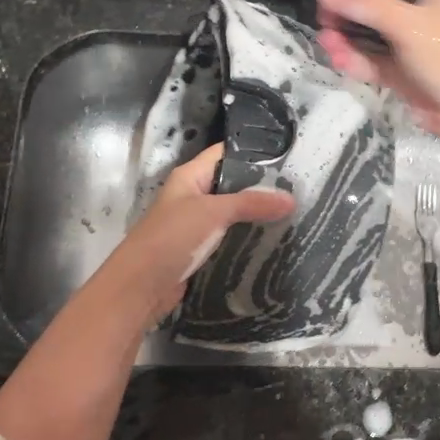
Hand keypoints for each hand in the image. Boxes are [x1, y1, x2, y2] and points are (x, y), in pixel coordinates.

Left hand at [103, 144, 295, 323]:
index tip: (288, 157)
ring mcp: (195, 225)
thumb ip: (252, 202)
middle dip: (260, 187)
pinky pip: (227, 239)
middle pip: (231, 185)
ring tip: (292, 214)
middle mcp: (192, 196)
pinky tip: (271, 241)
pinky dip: (245, 239)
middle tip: (298, 189)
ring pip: (231, 214)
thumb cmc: (172, 238)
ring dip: (255, 215)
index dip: (253, 153)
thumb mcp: (213, 212)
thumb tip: (291, 200)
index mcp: (189, 177)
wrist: (141, 287)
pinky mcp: (199, 251)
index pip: (224, 153)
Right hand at [314, 0, 439, 139]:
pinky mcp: (401, 73)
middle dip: (347, 8)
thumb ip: (366, 5)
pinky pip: (372, 61)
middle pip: (374, 1)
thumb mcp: (408, 23)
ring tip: (326, 41)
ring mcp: (409, 44)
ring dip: (346, 37)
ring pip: (369, 34)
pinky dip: (355, 60)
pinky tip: (338, 59)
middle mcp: (419, 11)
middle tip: (325, 15)